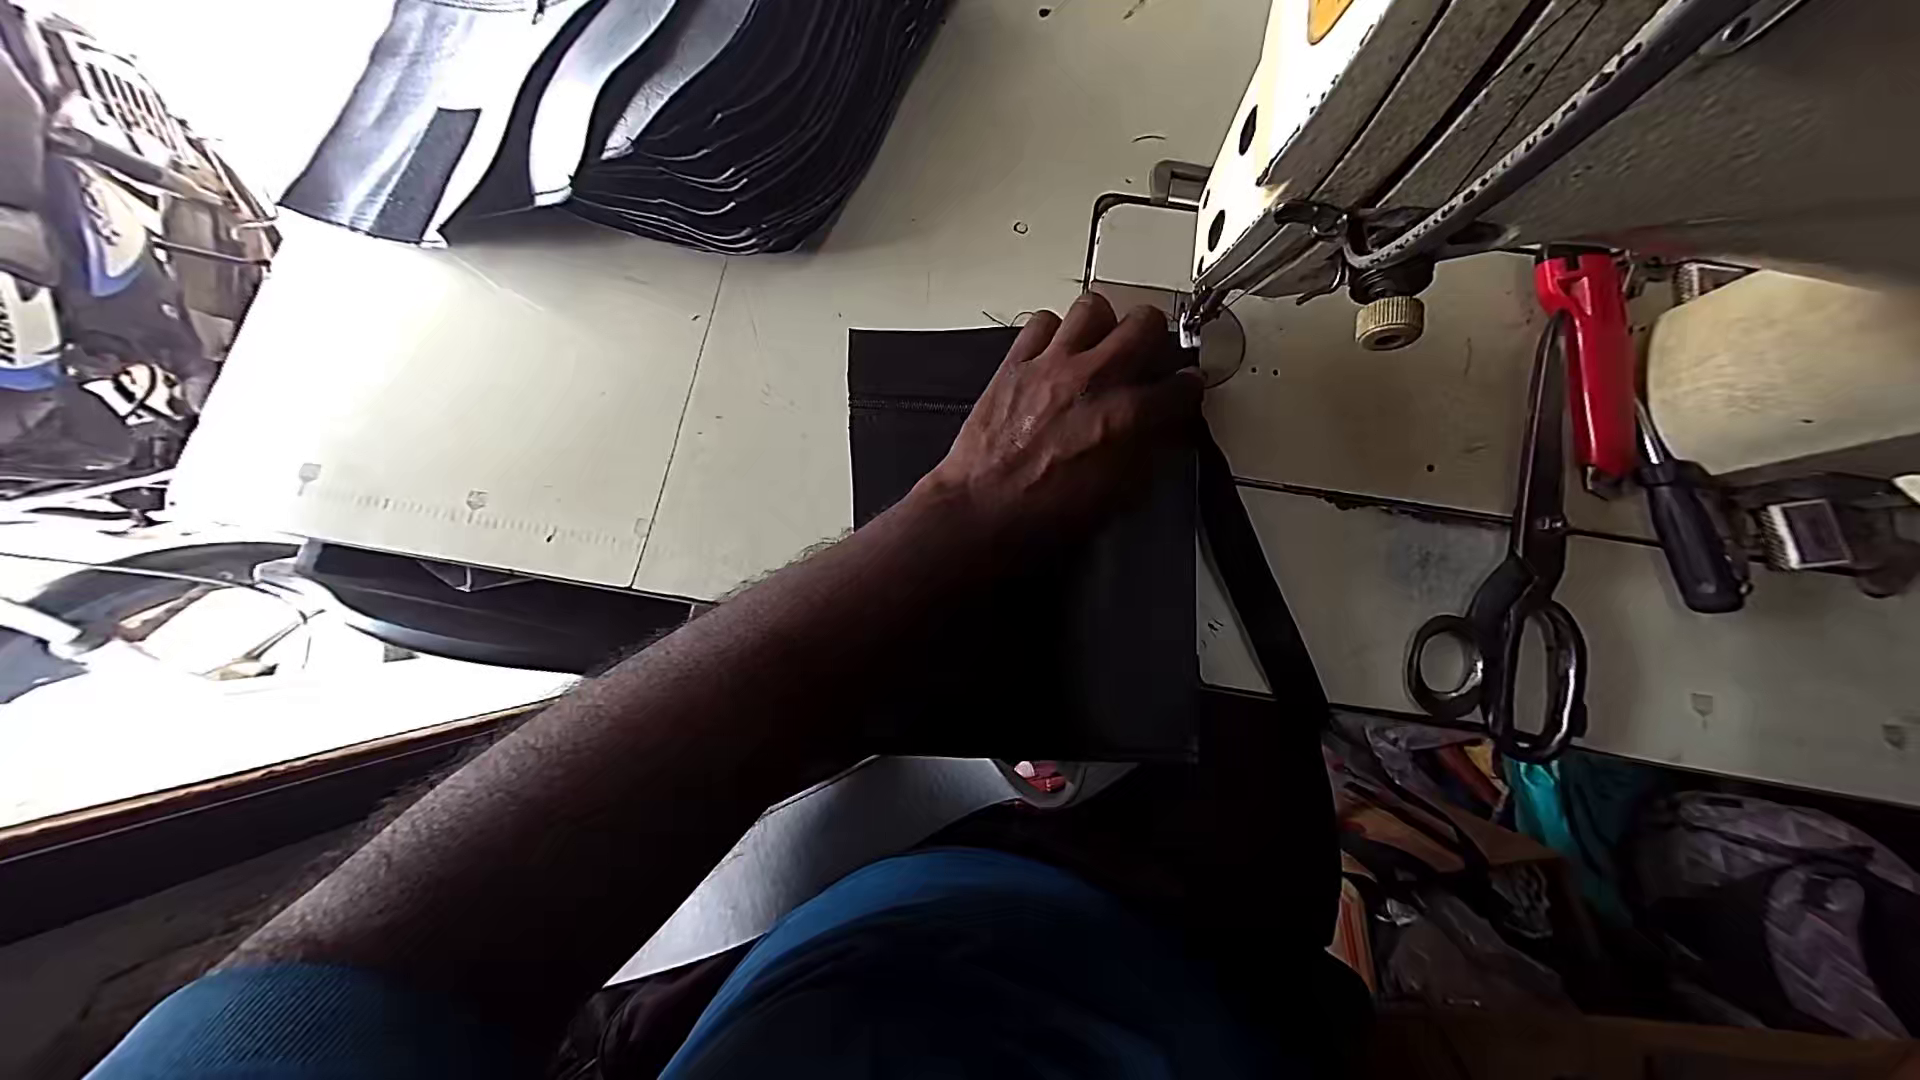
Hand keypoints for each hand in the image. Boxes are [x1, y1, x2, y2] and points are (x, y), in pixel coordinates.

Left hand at [915, 292, 1201, 543]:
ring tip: (1099, 345)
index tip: (1183, 390)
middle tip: (1147, 355)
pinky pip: (1042, 322)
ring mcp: (1051, 366)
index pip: (1180, 385)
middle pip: (1146, 324)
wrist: (980, 512)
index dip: (1187, 389)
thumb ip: (1148, 457)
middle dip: (1155, 338)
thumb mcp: (1114, 499)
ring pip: (1093, 308)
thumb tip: (1163, 434)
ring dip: (1103, 325)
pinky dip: (1053, 333)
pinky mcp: (1014, 364)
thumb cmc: (1039, 515)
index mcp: (1124, 418)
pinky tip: (1054, 353)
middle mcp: (1092, 381)